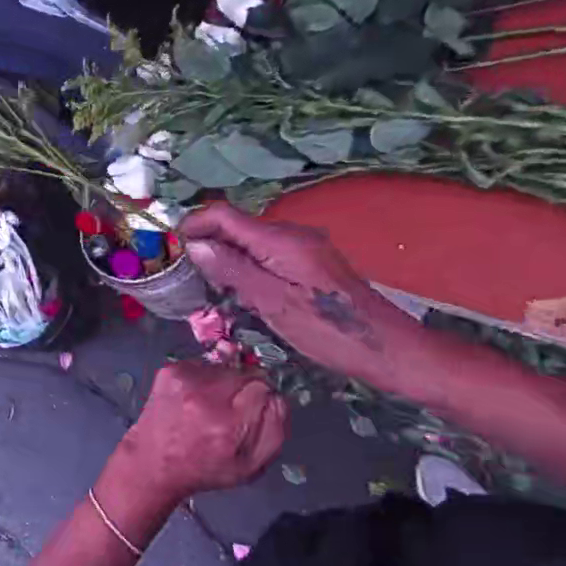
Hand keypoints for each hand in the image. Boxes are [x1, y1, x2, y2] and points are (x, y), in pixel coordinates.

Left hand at [112, 362, 287, 506]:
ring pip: (222, 367)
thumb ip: (274, 431)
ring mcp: (184, 380)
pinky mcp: (169, 371)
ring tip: (211, 404)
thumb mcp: (250, 467)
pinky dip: (203, 378)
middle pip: (243, 372)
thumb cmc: (204, 469)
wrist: (152, 461)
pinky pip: (200, 365)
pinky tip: (193, 398)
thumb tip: (278, 398)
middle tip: (233, 407)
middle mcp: (206, 396)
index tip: (254, 407)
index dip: (262, 396)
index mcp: (229, 423)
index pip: (262, 387)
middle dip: (244, 387)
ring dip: (223, 381)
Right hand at [180, 203, 424, 388]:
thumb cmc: (331, 331)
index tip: (173, 248)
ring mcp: (303, 247)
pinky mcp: (310, 262)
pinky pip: (267, 254)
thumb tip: (196, 245)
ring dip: (226, 256)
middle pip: (236, 226)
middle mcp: (292, 234)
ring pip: (250, 241)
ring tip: (212, 287)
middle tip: (188, 274)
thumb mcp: (274, 304)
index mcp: (281, 240)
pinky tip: (244, 291)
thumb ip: (233, 271)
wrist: (392, 350)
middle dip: (207, 243)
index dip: (194, 224)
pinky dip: (247, 266)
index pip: (223, 214)